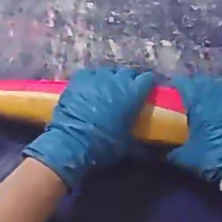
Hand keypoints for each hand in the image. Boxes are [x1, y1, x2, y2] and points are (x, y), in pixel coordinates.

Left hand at [23, 67, 156, 187]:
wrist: (73, 142)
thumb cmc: (104, 145)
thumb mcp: (128, 143)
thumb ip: (138, 136)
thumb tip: (148, 148)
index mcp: (133, 93)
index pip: (147, 79)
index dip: (147, 84)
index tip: (145, 90)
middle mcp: (118, 80)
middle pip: (127, 73)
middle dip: (128, 80)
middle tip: (125, 92)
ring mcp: (97, 77)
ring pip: (107, 72)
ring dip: (109, 80)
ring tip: (105, 91)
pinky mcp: (79, 78)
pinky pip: (89, 74)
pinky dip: (90, 80)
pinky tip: (87, 89)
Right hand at [167, 76, 221, 193]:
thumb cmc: (212, 158)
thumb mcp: (186, 157)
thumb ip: (173, 152)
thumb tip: (165, 154)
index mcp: (196, 102)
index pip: (183, 83)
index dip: (179, 85)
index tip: (176, 91)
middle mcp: (215, 92)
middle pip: (203, 80)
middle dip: (197, 86)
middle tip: (195, 97)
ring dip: (217, 87)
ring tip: (215, 97)